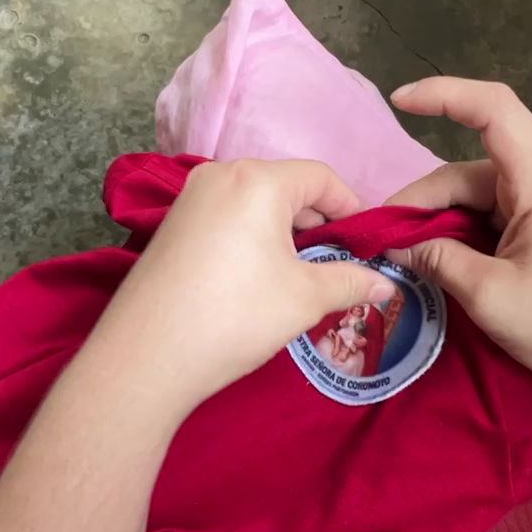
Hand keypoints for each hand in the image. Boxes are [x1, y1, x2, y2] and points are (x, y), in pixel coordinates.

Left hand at [80, 159, 396, 417]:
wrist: (146, 356)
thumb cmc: (236, 316)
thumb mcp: (305, 298)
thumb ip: (351, 281)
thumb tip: (386, 284)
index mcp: (257, 180)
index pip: (321, 177)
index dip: (352, 207)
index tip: (366, 243)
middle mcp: (221, 175)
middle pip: (287, 186)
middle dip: (318, 222)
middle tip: (336, 264)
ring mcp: (190, 197)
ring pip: (256, 202)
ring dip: (285, 231)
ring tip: (299, 275)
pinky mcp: (172, 223)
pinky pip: (228, 216)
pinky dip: (253, 236)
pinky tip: (257, 276)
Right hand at [385, 78, 531, 396]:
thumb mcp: (490, 297)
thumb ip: (436, 260)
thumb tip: (394, 245)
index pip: (493, 109)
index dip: (443, 95)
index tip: (398, 102)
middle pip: (472, 169)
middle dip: (424, 200)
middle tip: (381, 240)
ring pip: (481, 195)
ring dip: (443, 221)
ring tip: (405, 256)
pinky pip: (499, 214)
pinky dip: (467, 232)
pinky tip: (442, 260)